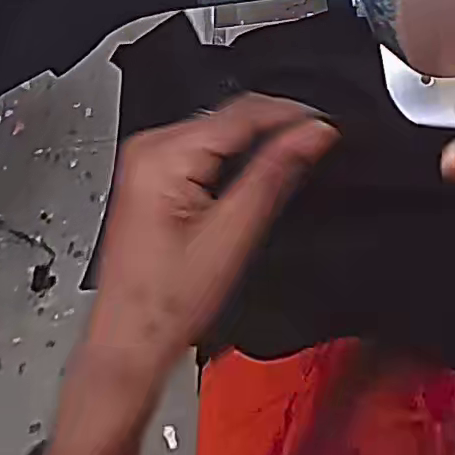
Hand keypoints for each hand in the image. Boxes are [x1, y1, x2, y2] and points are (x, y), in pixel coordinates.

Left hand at [82, 94, 337, 390]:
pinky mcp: (153, 170)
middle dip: (277, 125)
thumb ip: (276, 172)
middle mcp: (149, 147)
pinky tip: (258, 166)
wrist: (130, 342)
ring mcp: (147, 157)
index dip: (291, 115)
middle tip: (316, 140)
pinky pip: (206, 144)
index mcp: (163, 154)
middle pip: (231, 114)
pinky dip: (237, 151)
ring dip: (259, 137)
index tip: (323, 125)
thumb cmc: (166, 303)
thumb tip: (312, 133)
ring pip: (221, 126)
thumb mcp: (234, 233)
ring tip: (295, 152)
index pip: (242, 112)